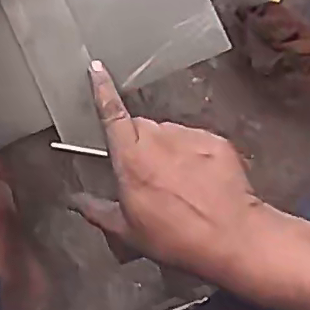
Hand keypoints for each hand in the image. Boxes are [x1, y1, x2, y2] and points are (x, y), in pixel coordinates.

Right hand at [71, 62, 270, 283]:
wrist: (233, 238)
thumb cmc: (176, 238)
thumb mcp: (127, 231)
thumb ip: (96, 210)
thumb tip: (76, 201)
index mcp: (130, 158)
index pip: (111, 114)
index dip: (101, 90)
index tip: (96, 70)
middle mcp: (158, 140)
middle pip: (140, 126)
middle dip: (137, 142)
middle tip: (144, 175)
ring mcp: (189, 138)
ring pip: (167, 133)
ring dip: (165, 150)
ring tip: (176, 183)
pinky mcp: (215, 141)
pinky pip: (194, 140)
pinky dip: (192, 154)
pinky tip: (198, 181)